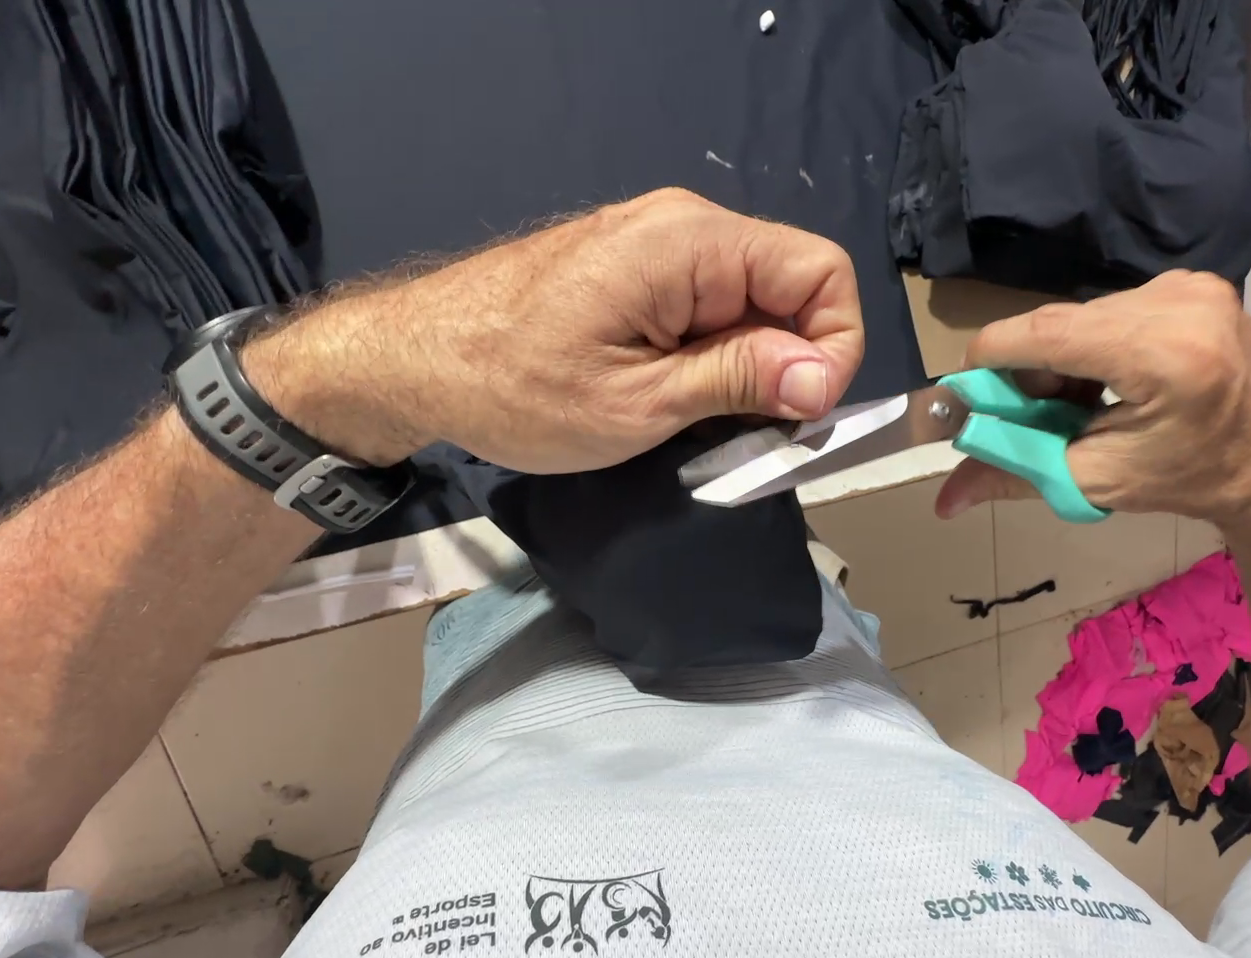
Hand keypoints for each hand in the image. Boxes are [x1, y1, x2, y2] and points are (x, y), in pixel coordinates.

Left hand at [242, 189, 864, 472]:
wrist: (415, 361)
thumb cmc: (516, 388)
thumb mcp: (639, 402)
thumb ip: (738, 379)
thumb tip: (823, 379)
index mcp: (692, 244)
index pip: (821, 273)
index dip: (835, 347)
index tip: (805, 416)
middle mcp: (685, 229)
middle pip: (791, 289)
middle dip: (790, 366)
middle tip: (752, 436)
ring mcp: (660, 249)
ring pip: (753, 308)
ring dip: (751, 371)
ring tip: (706, 425)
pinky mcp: (640, 275)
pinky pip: (711, 313)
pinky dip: (716, 362)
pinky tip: (681, 401)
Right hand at [935, 271, 1250, 525]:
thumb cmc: (1186, 479)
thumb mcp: (1093, 481)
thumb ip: (1013, 475)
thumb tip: (944, 501)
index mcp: (1165, 354)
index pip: (1049, 333)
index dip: (993, 356)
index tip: (968, 390)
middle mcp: (1180, 303)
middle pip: (1060, 324)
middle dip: (1028, 368)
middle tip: (1031, 414)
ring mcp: (1190, 286)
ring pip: (1080, 316)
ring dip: (1058, 357)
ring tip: (1076, 402)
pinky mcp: (1192, 284)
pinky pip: (1108, 309)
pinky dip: (1088, 344)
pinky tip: (1103, 380)